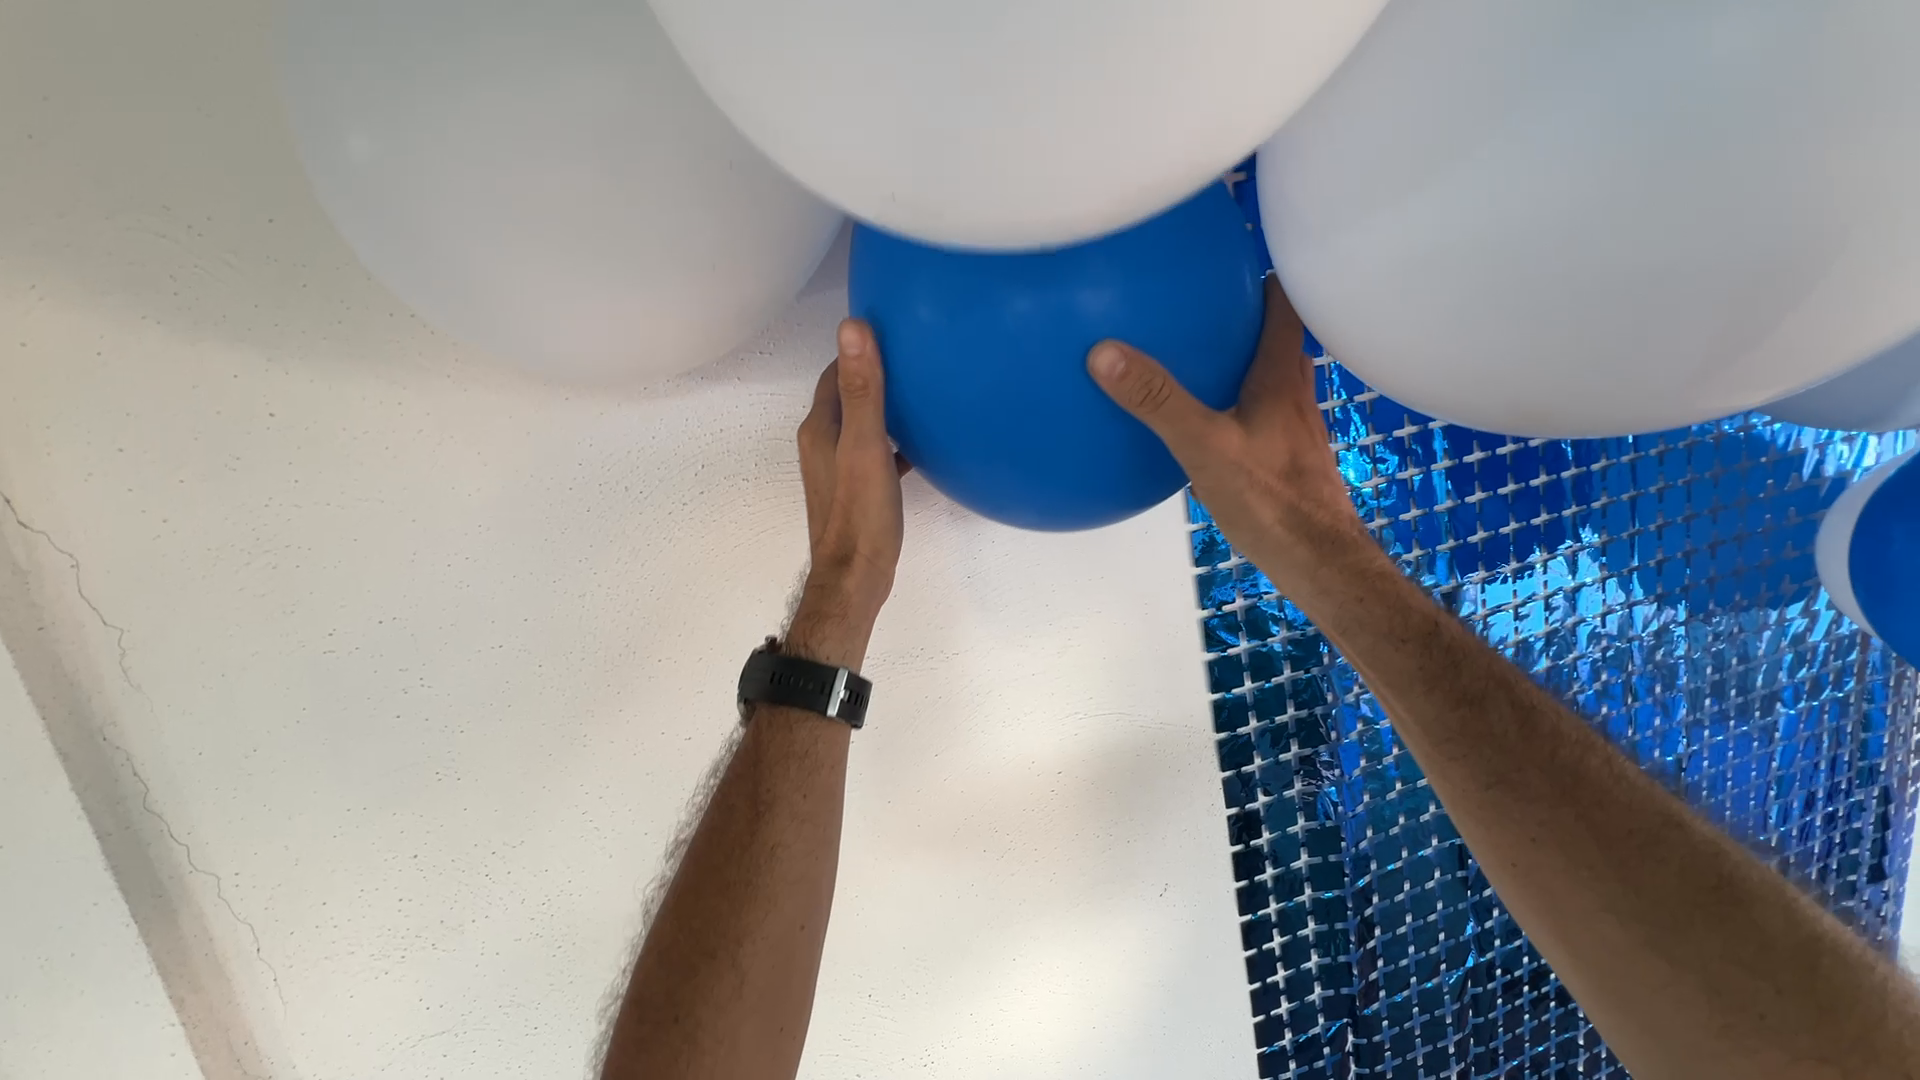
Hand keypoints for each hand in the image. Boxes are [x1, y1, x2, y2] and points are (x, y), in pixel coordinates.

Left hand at [791, 319, 909, 667]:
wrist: (856, 577)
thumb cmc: (862, 513)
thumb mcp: (865, 447)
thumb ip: (861, 390)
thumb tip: (852, 328)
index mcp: (820, 429)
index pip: (836, 373)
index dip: (860, 351)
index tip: (894, 334)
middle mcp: (822, 444)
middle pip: (847, 397)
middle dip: (874, 377)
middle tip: (914, 361)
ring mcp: (837, 469)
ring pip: (860, 426)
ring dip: (884, 410)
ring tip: (921, 397)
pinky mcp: (854, 490)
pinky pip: (873, 454)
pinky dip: (892, 443)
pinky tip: (918, 447)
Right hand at [1087, 276, 1371, 591]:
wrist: (1317, 561)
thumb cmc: (1269, 498)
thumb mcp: (1204, 446)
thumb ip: (1158, 401)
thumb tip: (1104, 352)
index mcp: (1280, 377)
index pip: (1284, 304)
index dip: (1267, 272)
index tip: (1236, 250)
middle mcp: (1294, 394)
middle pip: (1278, 337)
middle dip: (1248, 314)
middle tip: (1205, 298)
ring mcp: (1294, 429)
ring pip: (1270, 376)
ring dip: (1243, 359)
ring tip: (1200, 352)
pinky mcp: (1287, 459)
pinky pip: (1260, 413)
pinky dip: (1237, 401)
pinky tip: (1206, 421)